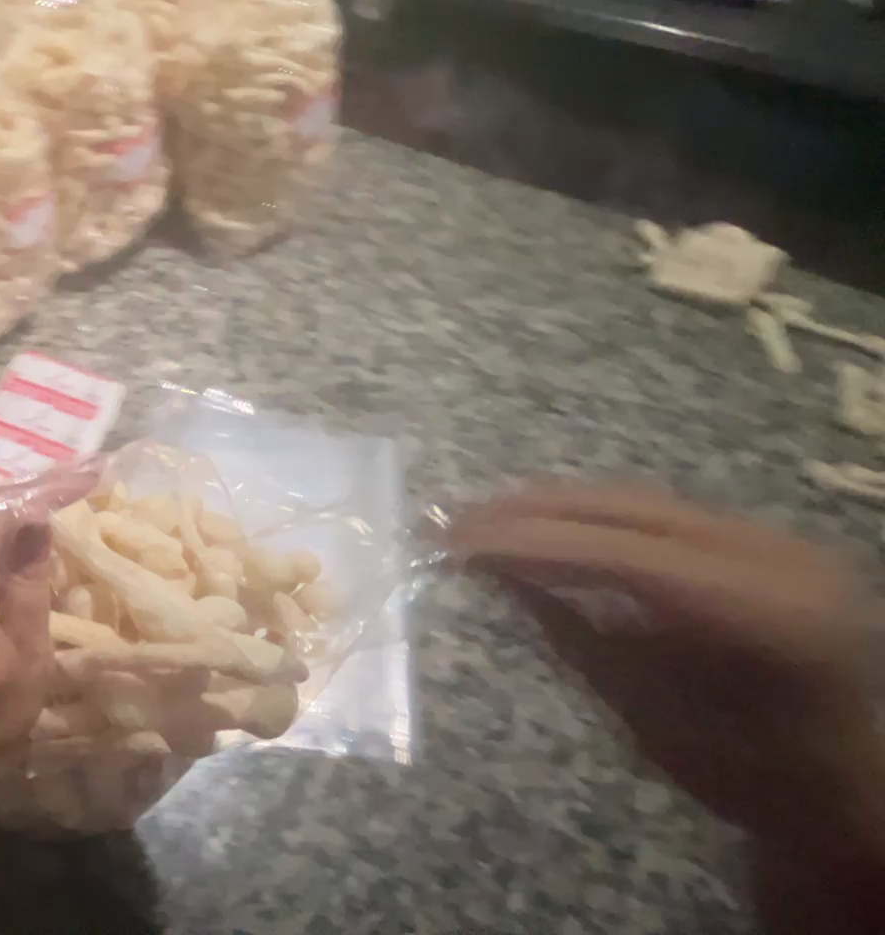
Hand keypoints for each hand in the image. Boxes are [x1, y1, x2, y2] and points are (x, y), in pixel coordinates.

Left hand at [0, 470, 96, 777]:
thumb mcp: (25, 654)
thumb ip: (29, 582)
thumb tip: (42, 520)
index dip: (44, 492)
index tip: (90, 474)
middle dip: (38, 485)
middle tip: (91, 468)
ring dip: (25, 494)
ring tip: (75, 478)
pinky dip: (9, 513)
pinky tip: (41, 505)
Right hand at [448, 482, 884, 863]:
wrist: (836, 784)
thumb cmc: (735, 768)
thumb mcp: (640, 705)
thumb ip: (564, 625)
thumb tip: (484, 567)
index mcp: (765, 614)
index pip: (622, 553)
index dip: (527, 541)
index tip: (450, 542)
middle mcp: (777, 560)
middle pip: (623, 510)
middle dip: (525, 512)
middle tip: (449, 524)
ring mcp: (768, 542)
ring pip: (629, 500)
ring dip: (544, 507)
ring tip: (475, 521)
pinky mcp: (749, 540)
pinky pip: (646, 512)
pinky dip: (579, 515)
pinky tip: (530, 526)